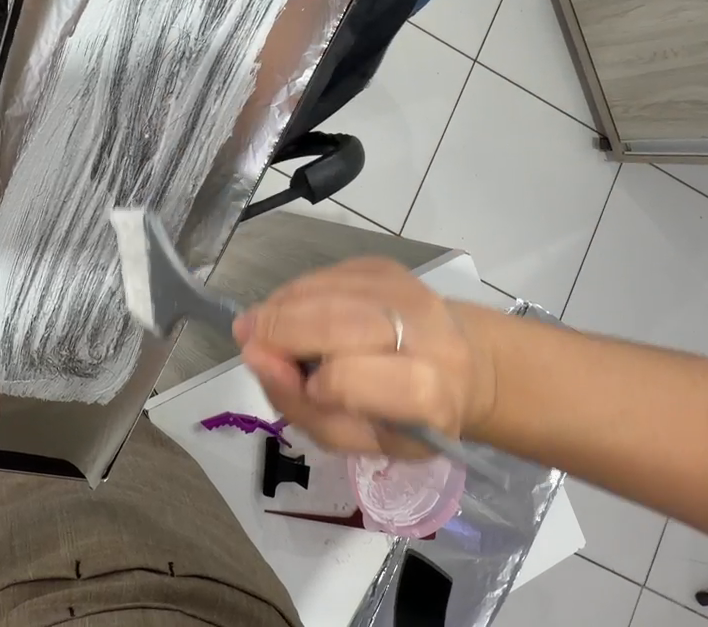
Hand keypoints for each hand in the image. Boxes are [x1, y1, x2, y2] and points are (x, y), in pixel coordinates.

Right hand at [234, 257, 495, 458]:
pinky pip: (325, 274)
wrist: (461, 365)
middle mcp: (423, 332)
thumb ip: (307, 409)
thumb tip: (256, 357)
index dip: (331, 384)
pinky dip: (295, 293)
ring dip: (281, 306)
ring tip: (263, 326)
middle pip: (340, 320)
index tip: (304, 387)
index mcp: (431, 393)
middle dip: (282, 328)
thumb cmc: (408, 418)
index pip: (372, 381)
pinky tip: (291, 311)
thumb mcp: (364, 440)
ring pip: (325, 289)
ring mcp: (403, 290)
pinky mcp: (385, 266)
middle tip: (246, 337)